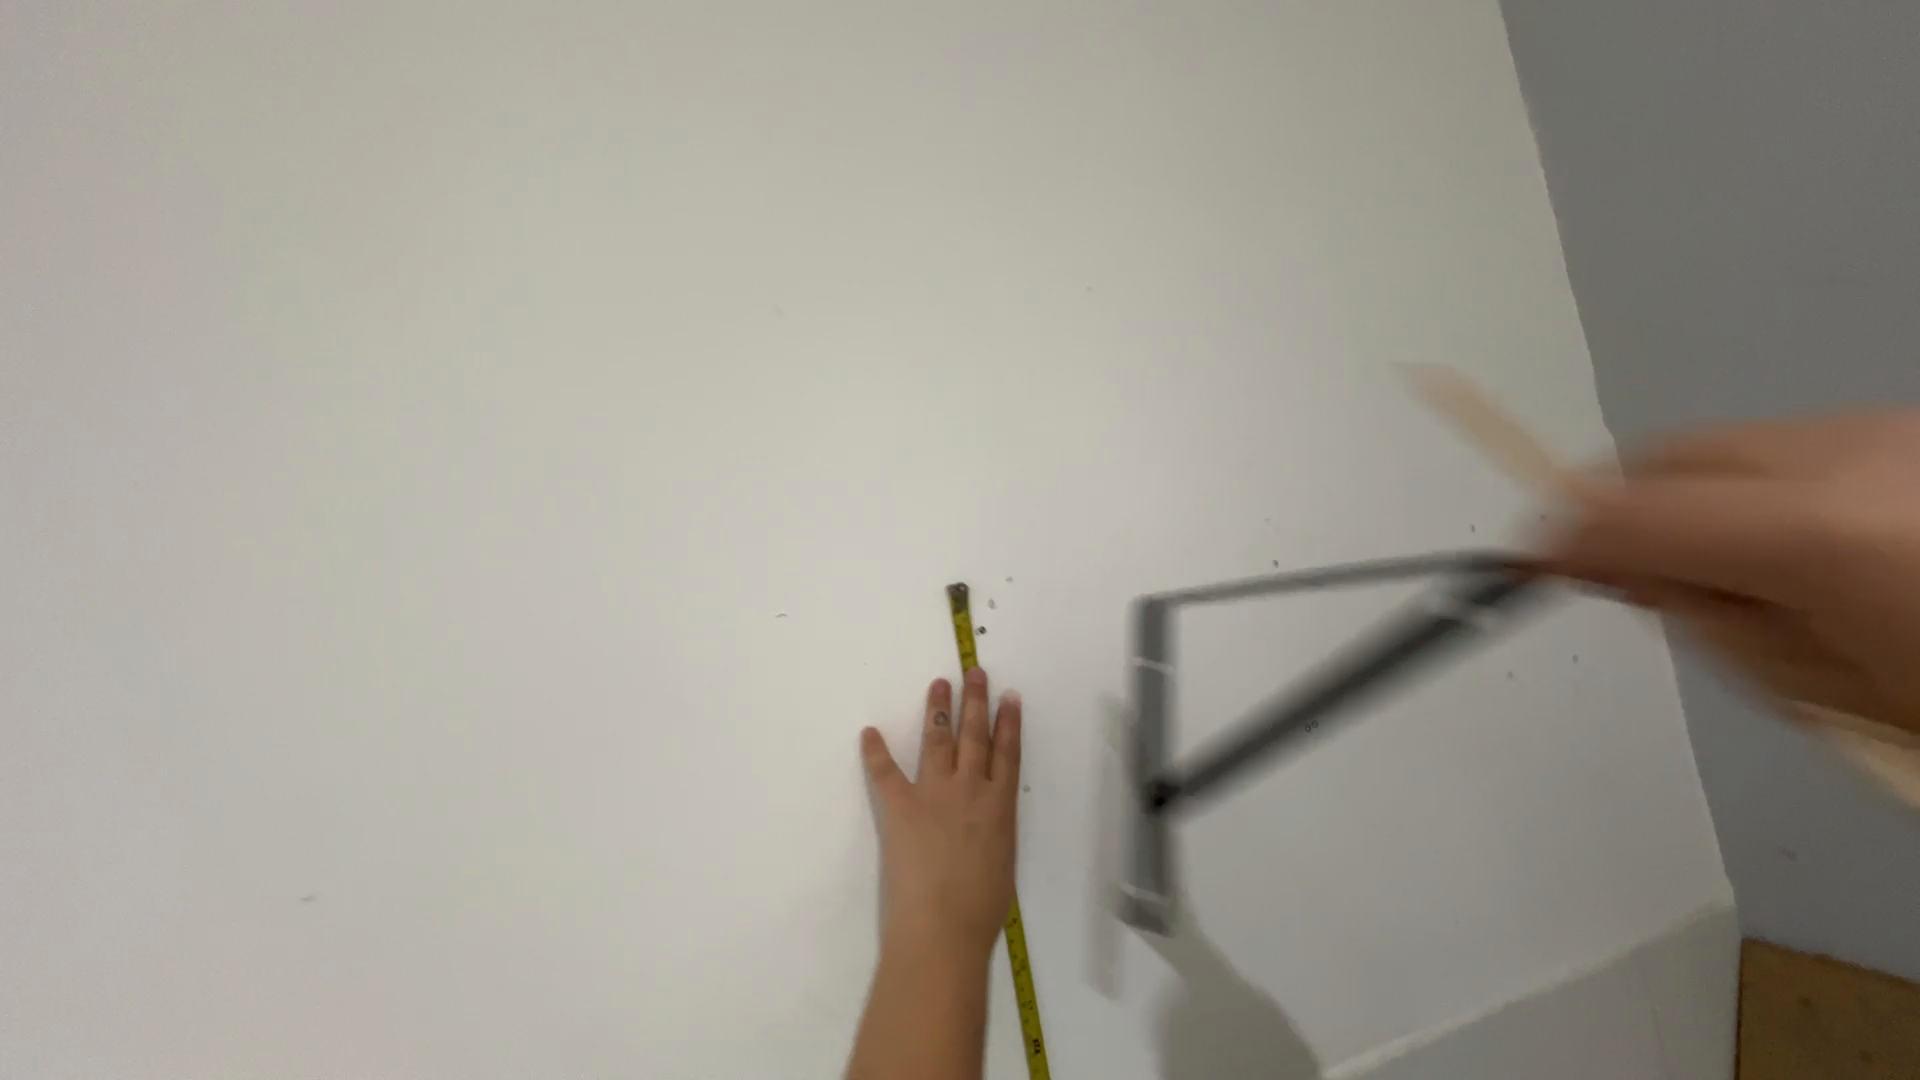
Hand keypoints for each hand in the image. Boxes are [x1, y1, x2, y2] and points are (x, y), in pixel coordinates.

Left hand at [860, 668, 1022, 957]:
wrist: (943, 929)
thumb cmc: (981, 908)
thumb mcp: (1003, 861)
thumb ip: (995, 832)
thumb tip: (987, 821)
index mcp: (1000, 806)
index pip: (1008, 753)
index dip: (1009, 722)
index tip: (1009, 697)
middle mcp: (970, 789)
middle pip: (975, 735)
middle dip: (975, 701)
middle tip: (974, 673)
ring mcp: (934, 794)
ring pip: (939, 740)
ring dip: (938, 709)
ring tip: (939, 684)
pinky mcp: (900, 806)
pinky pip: (885, 772)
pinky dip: (876, 751)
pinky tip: (869, 731)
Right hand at [1547, 411, 1919, 735]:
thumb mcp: (1825, 686)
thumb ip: (1706, 617)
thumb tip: (1624, 571)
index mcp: (1815, 534)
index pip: (1621, 512)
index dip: (1557, 536)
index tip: (1531, 563)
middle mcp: (1848, 456)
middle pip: (1662, 455)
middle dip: (1617, 505)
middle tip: (1625, 569)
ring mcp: (1892, 429)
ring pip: (1723, 444)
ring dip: (1690, 496)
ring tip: (1740, 565)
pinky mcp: (1916, 427)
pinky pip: (1790, 443)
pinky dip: (1756, 485)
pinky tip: (1807, 540)